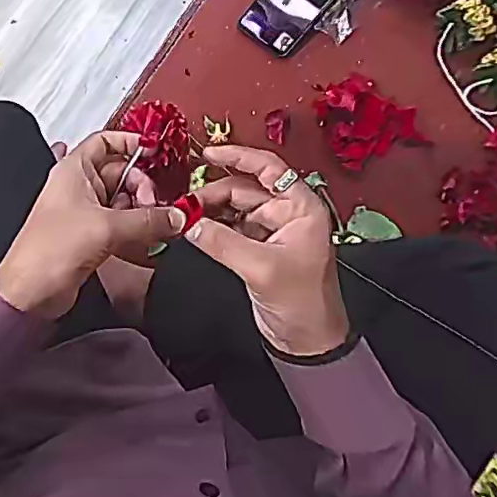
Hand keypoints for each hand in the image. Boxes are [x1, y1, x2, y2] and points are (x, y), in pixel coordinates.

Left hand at [0, 131, 184, 319]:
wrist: (31, 294)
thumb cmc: (46, 252)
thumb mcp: (106, 228)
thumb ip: (147, 220)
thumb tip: (175, 215)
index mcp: (74, 170)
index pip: (105, 141)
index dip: (130, 142)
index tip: (154, 150)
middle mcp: (80, 187)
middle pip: (122, 173)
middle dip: (143, 187)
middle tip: (156, 205)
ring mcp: (86, 212)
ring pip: (125, 200)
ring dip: (143, 211)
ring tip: (156, 224)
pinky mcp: (92, 235)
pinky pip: (122, 223)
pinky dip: (137, 228)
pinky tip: (148, 238)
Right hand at [186, 146, 349, 356]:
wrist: (308, 341)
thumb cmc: (303, 303)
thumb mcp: (262, 268)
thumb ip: (222, 242)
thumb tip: (191, 223)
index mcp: (302, 207)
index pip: (269, 169)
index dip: (239, 156)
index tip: (210, 154)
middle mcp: (289, 213)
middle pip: (246, 188)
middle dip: (215, 191)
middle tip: (188, 203)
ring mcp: (273, 230)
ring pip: (236, 207)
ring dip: (212, 209)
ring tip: (188, 215)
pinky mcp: (259, 247)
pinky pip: (233, 227)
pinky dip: (214, 226)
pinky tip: (196, 228)